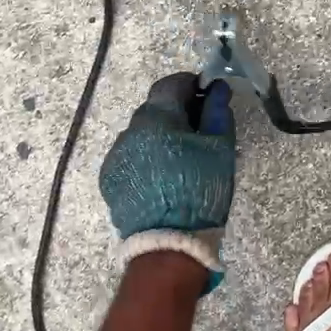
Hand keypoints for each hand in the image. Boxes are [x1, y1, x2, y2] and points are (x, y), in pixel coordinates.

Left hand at [97, 74, 235, 289]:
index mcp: (158, 119)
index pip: (171, 84)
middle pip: (155, 107)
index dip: (191, 85)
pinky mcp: (110, 179)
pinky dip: (146, 157)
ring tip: (181, 158)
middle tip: (200, 130)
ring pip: (142, 133)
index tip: (207, 97)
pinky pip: (131, 156)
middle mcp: (130, 131)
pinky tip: (162, 177)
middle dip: (177, 111)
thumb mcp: (220, 149)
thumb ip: (217, 112)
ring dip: (160, 135)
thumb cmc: (201, 191)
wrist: (169, 245)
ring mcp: (116, 156)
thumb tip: (217, 88)